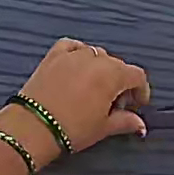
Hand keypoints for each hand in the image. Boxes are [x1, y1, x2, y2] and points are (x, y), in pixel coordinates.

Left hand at [0, 38, 149, 168]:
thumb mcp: (103, 127)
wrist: (33, 128)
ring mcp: (73, 55)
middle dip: (121, 83)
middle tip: (115, 104)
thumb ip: (126, 121)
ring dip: (101, 68)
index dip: (141, 91)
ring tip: (95, 89)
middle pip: (118, 65)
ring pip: (97, 54)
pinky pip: (72, 46)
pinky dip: (78, 52)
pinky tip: (78, 65)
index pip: (137, 75)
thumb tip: (140, 125)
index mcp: (113, 75)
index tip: (137, 105)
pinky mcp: (53, 56)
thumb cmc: (72, 129)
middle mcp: (95, 59)